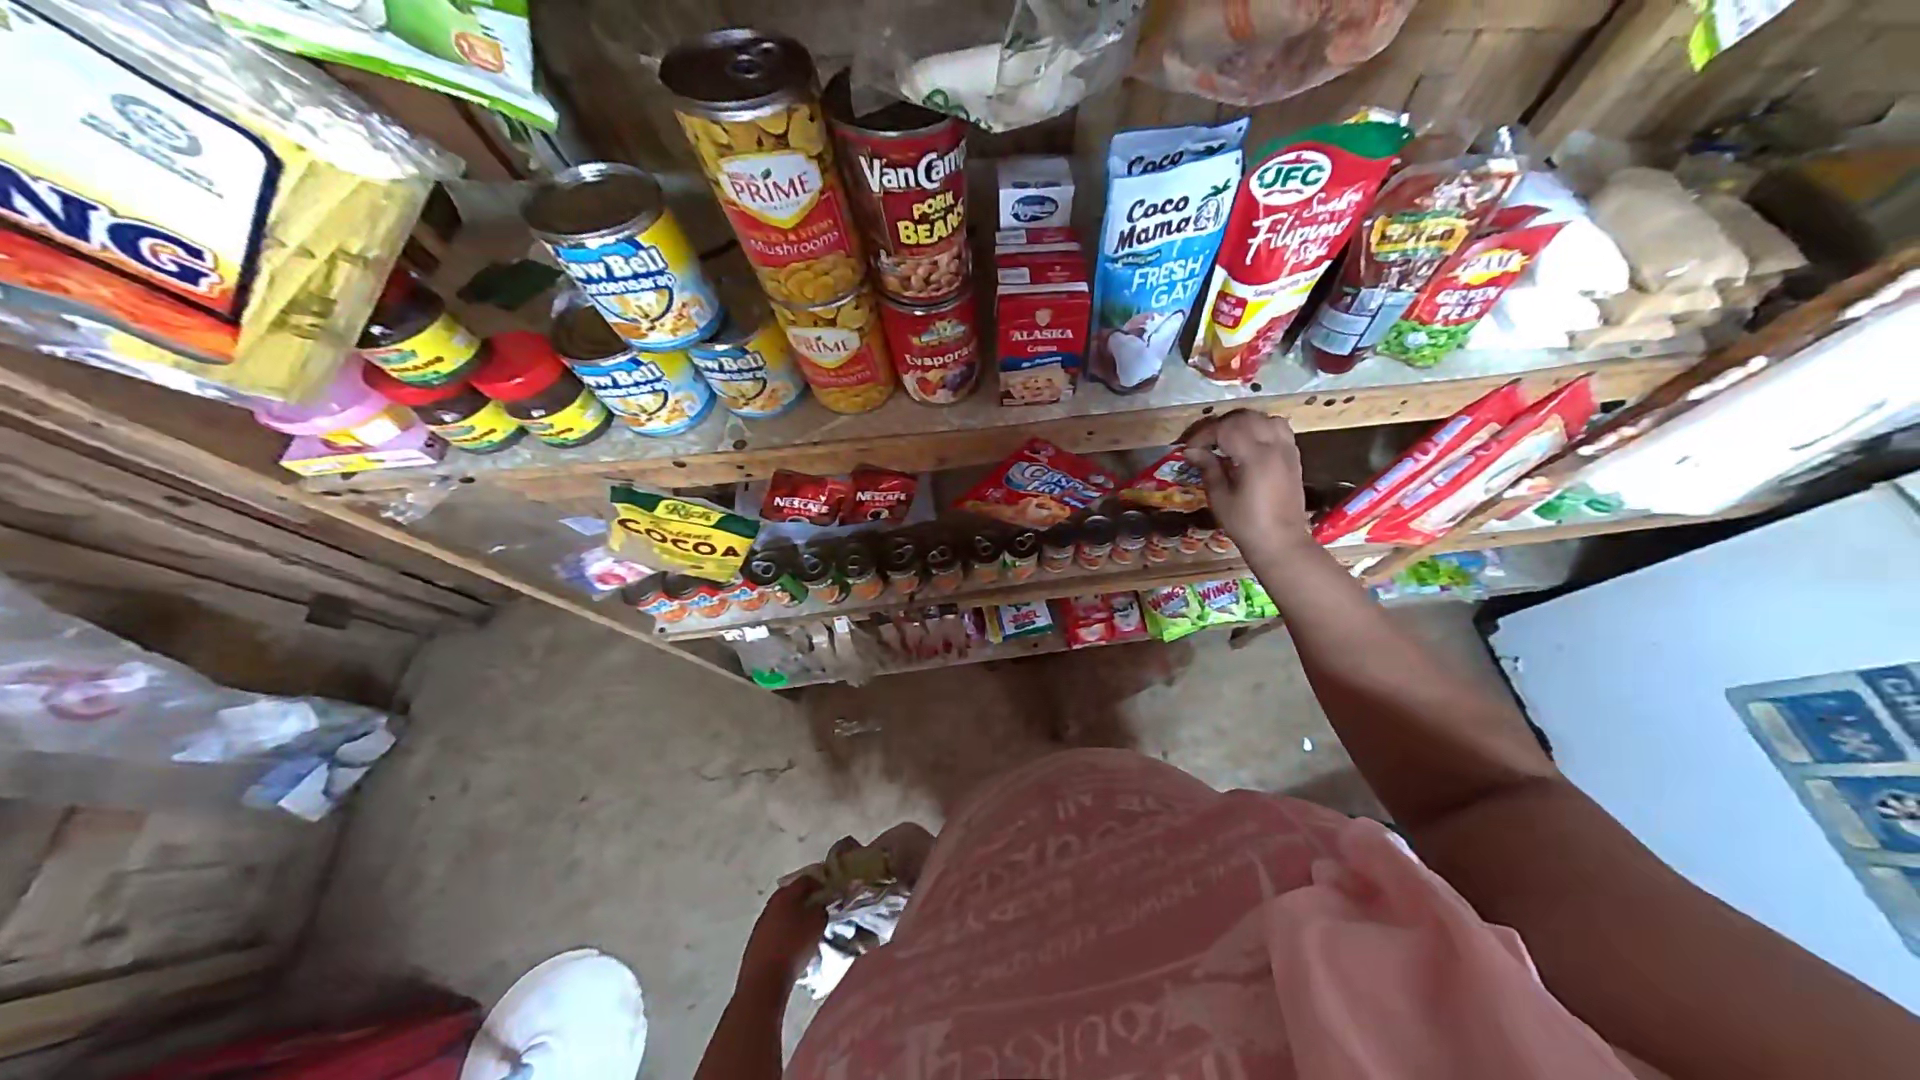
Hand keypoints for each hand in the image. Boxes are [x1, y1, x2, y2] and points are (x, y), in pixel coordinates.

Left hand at [737, 876, 826, 992]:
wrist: (764, 980)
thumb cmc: (794, 946)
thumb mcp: (817, 924)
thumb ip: (820, 909)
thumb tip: (818, 906)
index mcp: (786, 895)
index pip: (805, 880)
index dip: (819, 883)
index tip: (829, 891)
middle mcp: (771, 905)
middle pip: (791, 895)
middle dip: (805, 900)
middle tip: (818, 909)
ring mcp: (761, 923)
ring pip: (782, 913)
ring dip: (794, 917)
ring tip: (807, 929)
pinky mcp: (756, 942)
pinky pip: (775, 929)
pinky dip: (785, 932)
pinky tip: (793, 945)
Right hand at [1183, 410, 1311, 556]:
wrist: (1281, 541)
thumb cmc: (1246, 524)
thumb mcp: (1220, 498)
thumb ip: (1208, 468)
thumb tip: (1192, 451)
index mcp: (1255, 458)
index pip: (1225, 429)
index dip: (1203, 435)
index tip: (1190, 449)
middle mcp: (1274, 447)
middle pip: (1245, 418)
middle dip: (1221, 426)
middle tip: (1205, 443)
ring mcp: (1287, 450)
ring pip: (1264, 419)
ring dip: (1242, 424)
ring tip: (1227, 440)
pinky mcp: (1294, 457)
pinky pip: (1279, 429)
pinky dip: (1261, 428)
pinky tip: (1249, 444)